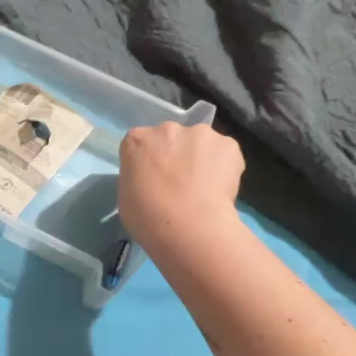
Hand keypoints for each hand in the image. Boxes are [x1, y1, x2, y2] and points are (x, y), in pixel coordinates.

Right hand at [117, 122, 244, 250]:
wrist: (189, 227)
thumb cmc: (147, 217)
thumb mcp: (126, 196)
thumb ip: (138, 177)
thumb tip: (152, 178)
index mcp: (137, 140)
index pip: (140, 143)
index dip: (148, 161)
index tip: (152, 178)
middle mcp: (167, 129)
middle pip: (171, 137)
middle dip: (174, 154)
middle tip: (179, 183)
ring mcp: (200, 133)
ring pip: (200, 143)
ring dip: (200, 158)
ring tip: (203, 187)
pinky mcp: (229, 145)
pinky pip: (224, 153)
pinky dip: (223, 167)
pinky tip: (219, 188)